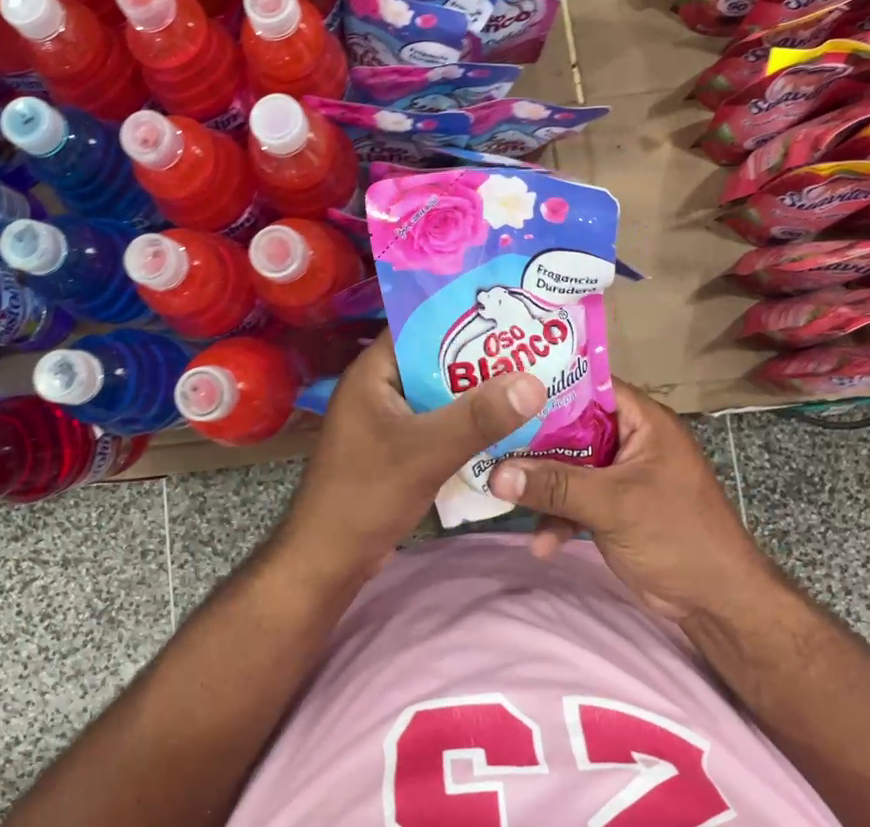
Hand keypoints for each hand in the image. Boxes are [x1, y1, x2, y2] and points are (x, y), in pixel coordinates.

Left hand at [281, 331, 545, 576]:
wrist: (329, 559)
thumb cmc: (366, 495)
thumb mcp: (425, 451)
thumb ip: (477, 417)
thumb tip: (534, 381)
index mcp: (374, 371)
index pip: (421, 324)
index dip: (467, 316)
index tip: (517, 311)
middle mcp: (381, 387)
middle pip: (439, 361)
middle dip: (485, 359)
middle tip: (540, 349)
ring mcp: (390, 420)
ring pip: (444, 396)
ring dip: (482, 396)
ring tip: (537, 384)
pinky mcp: (400, 450)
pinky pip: (442, 426)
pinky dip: (471, 427)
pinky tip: (511, 429)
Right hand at [487, 381, 776, 621]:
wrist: (718, 604)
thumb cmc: (679, 537)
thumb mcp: (615, 505)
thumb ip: (556, 486)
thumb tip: (497, 474)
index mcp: (641, 421)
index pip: (587, 384)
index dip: (545, 384)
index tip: (498, 387)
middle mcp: (628, 440)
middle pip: (568, 427)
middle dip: (529, 441)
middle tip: (485, 441)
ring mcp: (618, 475)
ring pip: (565, 466)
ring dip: (539, 486)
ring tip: (502, 496)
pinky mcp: (610, 507)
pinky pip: (572, 500)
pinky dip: (556, 519)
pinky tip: (541, 545)